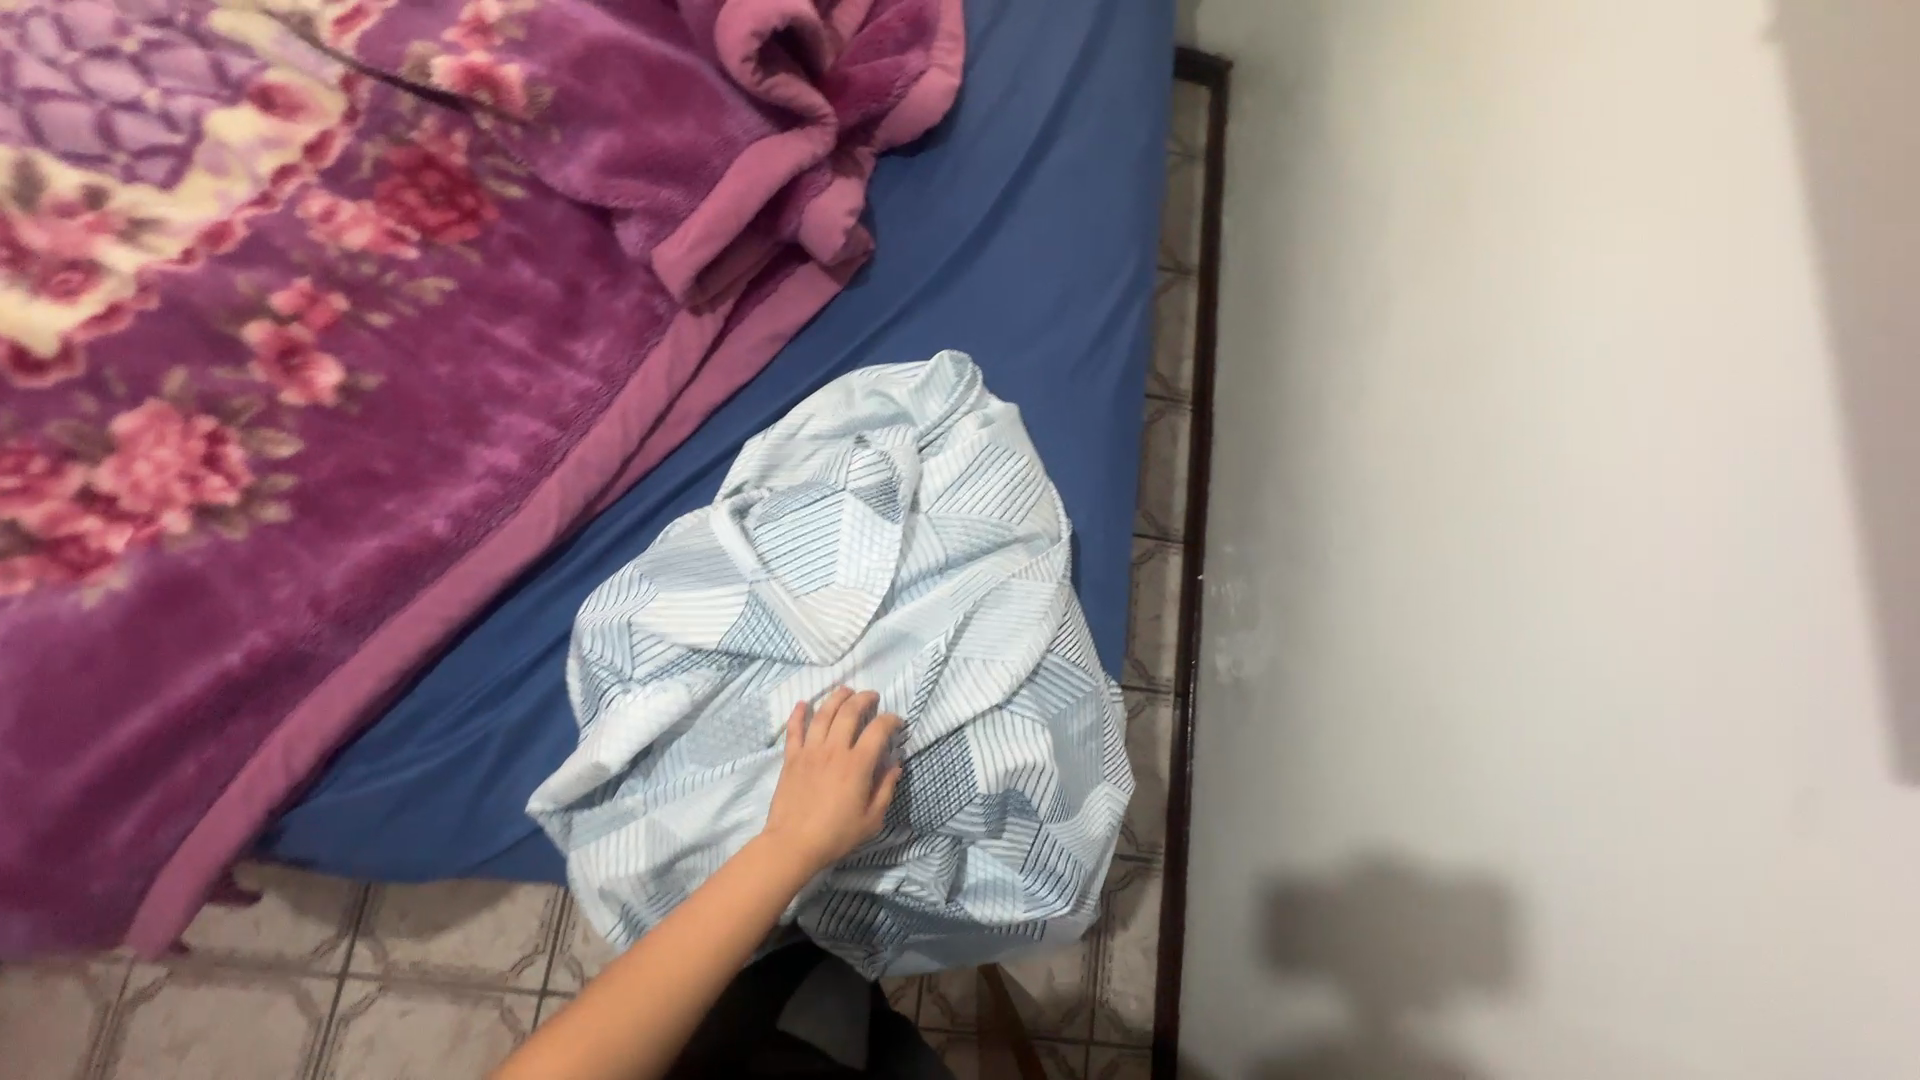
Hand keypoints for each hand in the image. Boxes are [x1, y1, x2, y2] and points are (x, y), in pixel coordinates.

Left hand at [761, 687, 902, 873]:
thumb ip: (885, 788)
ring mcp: (810, 751)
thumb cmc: (836, 835)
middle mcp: (835, 750)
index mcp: (858, 764)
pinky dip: (798, 714)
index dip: (891, 720)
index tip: (897, 722)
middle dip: (864, 698)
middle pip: (850, 712)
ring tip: (845, 691)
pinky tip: (802, 704)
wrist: (793, 844)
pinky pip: (794, 729)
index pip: (879, 730)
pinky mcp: (791, 758)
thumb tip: (895, 765)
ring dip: (836, 698)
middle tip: (872, 696)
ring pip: (823, 713)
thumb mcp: (872, 819)